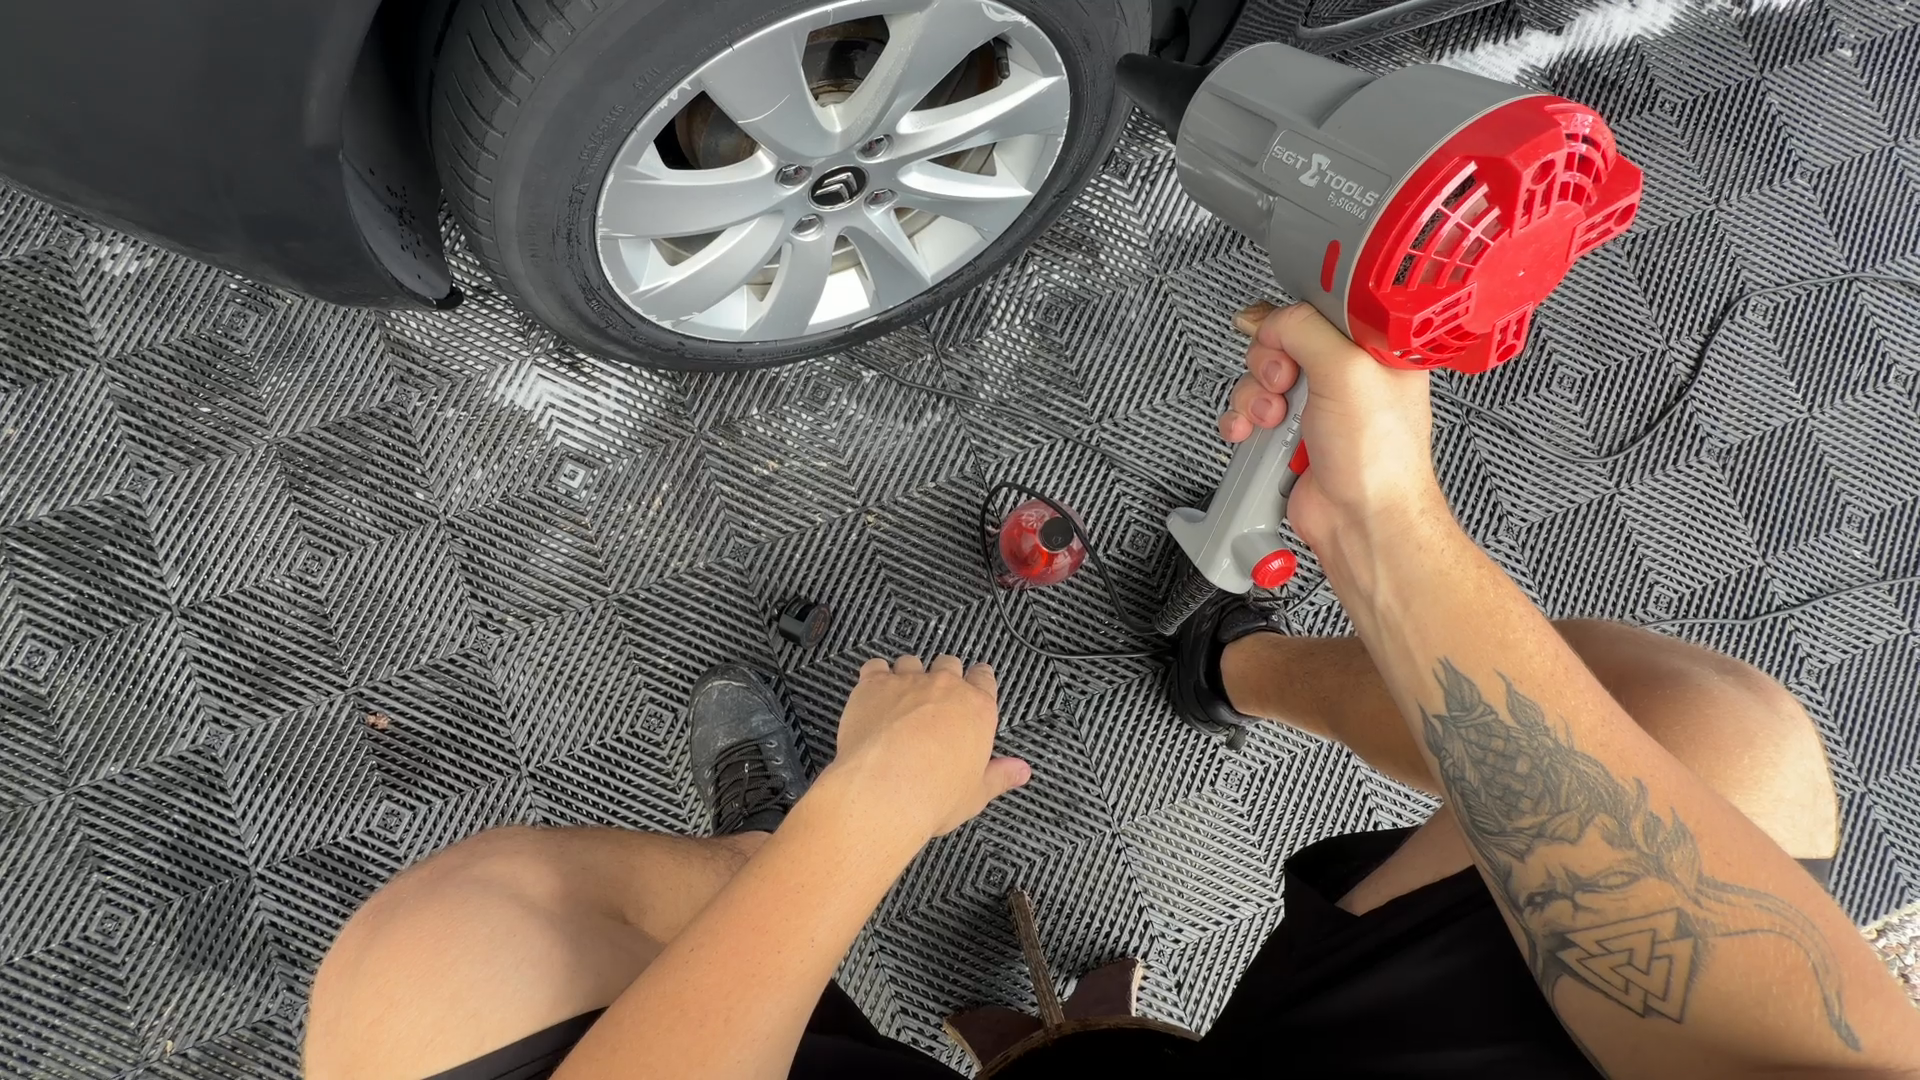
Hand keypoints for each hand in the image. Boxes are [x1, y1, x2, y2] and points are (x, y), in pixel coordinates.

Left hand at [824, 655, 1030, 841]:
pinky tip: (873, 692)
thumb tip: (1021, 771)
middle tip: (937, 698)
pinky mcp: (875, 685)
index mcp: (976, 709)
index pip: (984, 678)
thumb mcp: (976, 793)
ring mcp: (908, 682)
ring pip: (912, 662)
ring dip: (909, 674)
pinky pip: (876, 666)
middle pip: (949, 664)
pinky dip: (875, 675)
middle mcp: (945, 687)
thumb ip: (1000, 775)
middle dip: (944, 676)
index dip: (978, 680)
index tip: (974, 685)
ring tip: (902, 697)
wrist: (884, 790)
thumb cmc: (933, 795)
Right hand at [1218, 301, 1452, 565]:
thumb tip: (1272, 321)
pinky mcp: (1286, 433)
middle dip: (1269, 364)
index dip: (1293, 321)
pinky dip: (1240, 421)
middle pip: (1278, 343)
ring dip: (1253, 397)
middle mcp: (1342, 374)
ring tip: (1274, 418)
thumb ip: (1306, 330)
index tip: (1286, 338)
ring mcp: (1312, 405)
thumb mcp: (1347, 370)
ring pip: (1257, 378)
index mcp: (1371, 348)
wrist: (1358, 517)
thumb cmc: (1378, 457)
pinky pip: (1246, 413)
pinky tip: (1254, 433)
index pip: (1319, 310)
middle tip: (1287, 384)